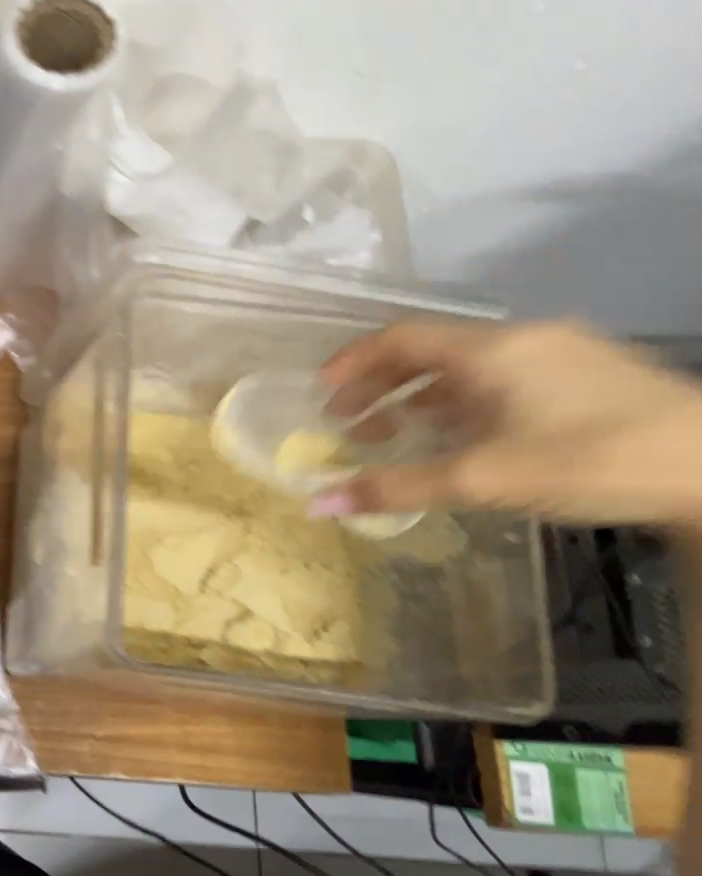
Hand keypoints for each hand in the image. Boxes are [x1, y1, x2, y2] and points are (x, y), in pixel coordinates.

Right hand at [313, 319, 701, 525]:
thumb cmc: (592, 459)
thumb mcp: (480, 478)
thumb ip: (394, 488)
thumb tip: (316, 505)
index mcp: (493, 350)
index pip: (401, 339)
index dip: (353, 362)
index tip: (319, 393)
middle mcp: (523, 341)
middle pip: (429, 352)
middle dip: (379, 386)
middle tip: (346, 423)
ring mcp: (561, 357)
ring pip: (465, 369)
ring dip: (418, 398)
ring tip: (393, 436)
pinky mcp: (587, 379)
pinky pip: (499, 380)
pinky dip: (459, 403)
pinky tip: (457, 438)